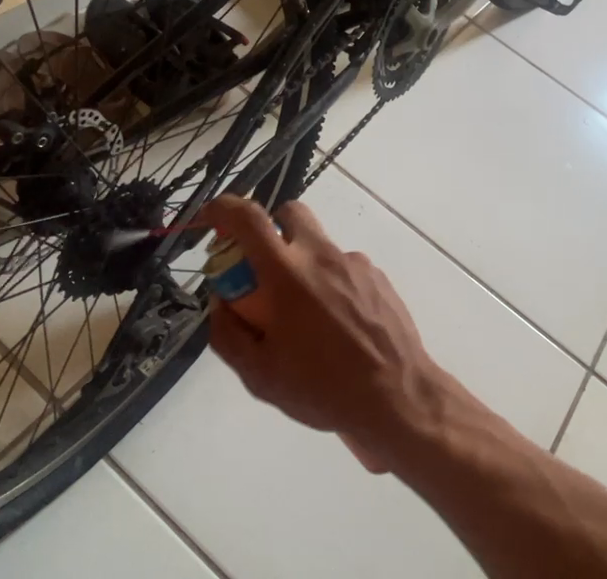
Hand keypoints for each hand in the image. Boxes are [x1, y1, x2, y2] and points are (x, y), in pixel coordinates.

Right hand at [202, 196, 457, 473]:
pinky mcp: (378, 277)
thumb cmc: (322, 388)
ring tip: (308, 319)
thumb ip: (229, 334)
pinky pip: (345, 268)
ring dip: (303, 265)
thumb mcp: (259, 374)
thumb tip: (222, 303)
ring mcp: (355, 263)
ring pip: (319, 246)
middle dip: (270, 229)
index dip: (222, 209)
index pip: (248, 218)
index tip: (211, 218)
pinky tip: (338, 327)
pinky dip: (331, 285)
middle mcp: (322, 256)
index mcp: (287, 274)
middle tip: (263, 269)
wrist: (396, 397)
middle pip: (290, 215)